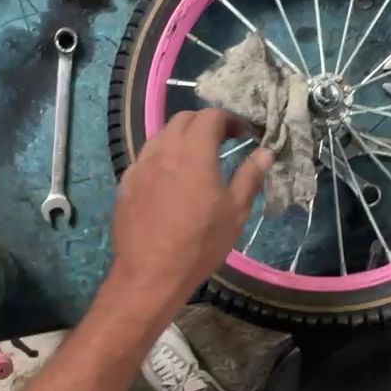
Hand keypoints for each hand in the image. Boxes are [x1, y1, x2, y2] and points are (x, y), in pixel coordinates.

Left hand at [104, 109, 272, 323]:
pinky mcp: (126, 184)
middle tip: (222, 142)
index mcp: (193, 152)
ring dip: (181, 139)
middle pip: (183, 120)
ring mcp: (140, 166)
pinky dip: (162, 159)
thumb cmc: (199, 245)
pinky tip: (170, 181)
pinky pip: (146, 159)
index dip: (230, 119)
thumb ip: (249, 177)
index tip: (243, 133)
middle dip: (205, 124)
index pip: (211, 116)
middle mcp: (163, 150)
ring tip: (196, 160)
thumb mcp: (234, 213)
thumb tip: (265, 153)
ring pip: (161, 137)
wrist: (150, 274)